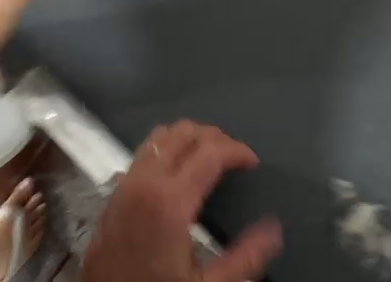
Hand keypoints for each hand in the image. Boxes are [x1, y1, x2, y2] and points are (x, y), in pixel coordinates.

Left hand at [83, 122, 281, 281]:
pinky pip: (144, 150)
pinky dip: (166, 147)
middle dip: (214, 137)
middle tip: (234, 157)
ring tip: (210, 157)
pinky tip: (179, 169)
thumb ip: (244, 257)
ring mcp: (126, 181)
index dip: (236, 150)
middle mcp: (145, 179)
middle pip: (183, 132)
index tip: (253, 162)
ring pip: (160, 135)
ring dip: (188, 137)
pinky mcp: (116, 189)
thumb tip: (274, 228)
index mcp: (170, 199)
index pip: (209, 152)